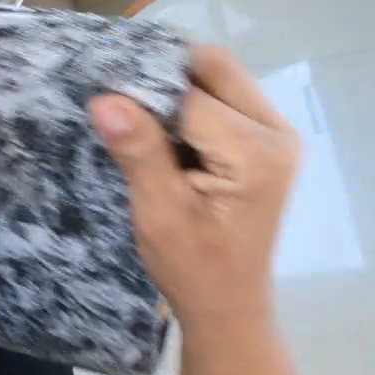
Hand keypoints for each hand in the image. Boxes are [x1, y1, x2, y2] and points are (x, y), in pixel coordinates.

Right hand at [88, 45, 298, 325]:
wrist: (227, 305)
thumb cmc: (193, 267)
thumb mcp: (159, 213)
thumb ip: (139, 151)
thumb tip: (104, 99)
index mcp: (256, 152)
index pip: (190, 96)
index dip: (141, 90)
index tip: (98, 94)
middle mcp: (275, 131)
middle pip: (214, 69)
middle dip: (160, 75)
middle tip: (114, 97)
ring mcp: (273, 133)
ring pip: (216, 78)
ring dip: (172, 89)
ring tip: (132, 116)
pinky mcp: (261, 140)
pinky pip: (220, 99)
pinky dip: (184, 103)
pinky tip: (156, 130)